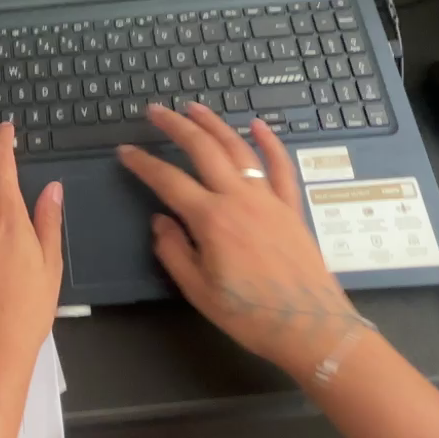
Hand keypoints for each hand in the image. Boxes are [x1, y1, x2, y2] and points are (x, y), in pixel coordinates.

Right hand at [117, 103, 363, 377]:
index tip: (125, 150)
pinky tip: (258, 124)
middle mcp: (237, 198)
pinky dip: (270, 142)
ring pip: (237, 148)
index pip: (167, 180)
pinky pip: (280, 166)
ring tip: (194, 108)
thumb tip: (160, 221)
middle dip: (175, 125)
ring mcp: (267, 198)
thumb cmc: (251, 316)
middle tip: (155, 111)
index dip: (142, 163)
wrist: (314, 331)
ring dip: (213, 124)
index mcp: (211, 219)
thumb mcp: (199, 291)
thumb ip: (173, 252)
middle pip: (201, 149)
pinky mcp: (291, 206)